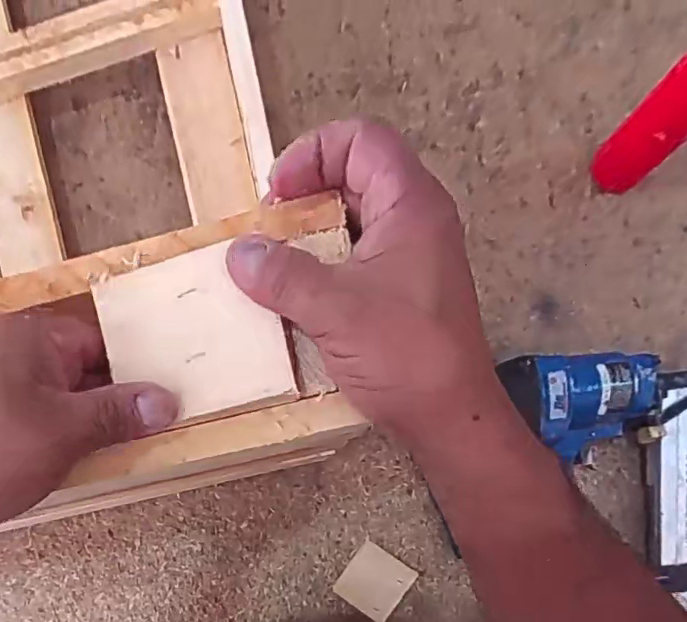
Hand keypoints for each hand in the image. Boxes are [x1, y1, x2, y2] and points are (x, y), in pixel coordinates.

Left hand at [0, 313, 178, 537]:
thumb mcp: (64, 433)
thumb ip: (118, 413)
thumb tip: (166, 400)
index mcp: (25, 335)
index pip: (98, 342)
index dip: (130, 375)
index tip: (152, 410)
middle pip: (74, 367)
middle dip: (104, 402)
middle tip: (131, 438)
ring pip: (49, 393)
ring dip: (76, 422)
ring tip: (94, 454)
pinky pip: (23, 411)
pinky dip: (45, 432)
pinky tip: (53, 462)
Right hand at [226, 119, 503, 447]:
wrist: (448, 417)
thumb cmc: (404, 355)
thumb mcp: (336, 310)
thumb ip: (284, 276)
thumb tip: (238, 253)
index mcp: (410, 205)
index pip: (360, 140)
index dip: (311, 154)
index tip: (276, 196)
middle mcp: (415, 223)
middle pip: (355, 179)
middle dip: (304, 198)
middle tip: (268, 232)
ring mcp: (411, 261)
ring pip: (353, 226)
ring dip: (311, 239)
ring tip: (275, 267)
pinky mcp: (402, 296)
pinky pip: (356, 264)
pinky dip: (324, 271)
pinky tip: (298, 300)